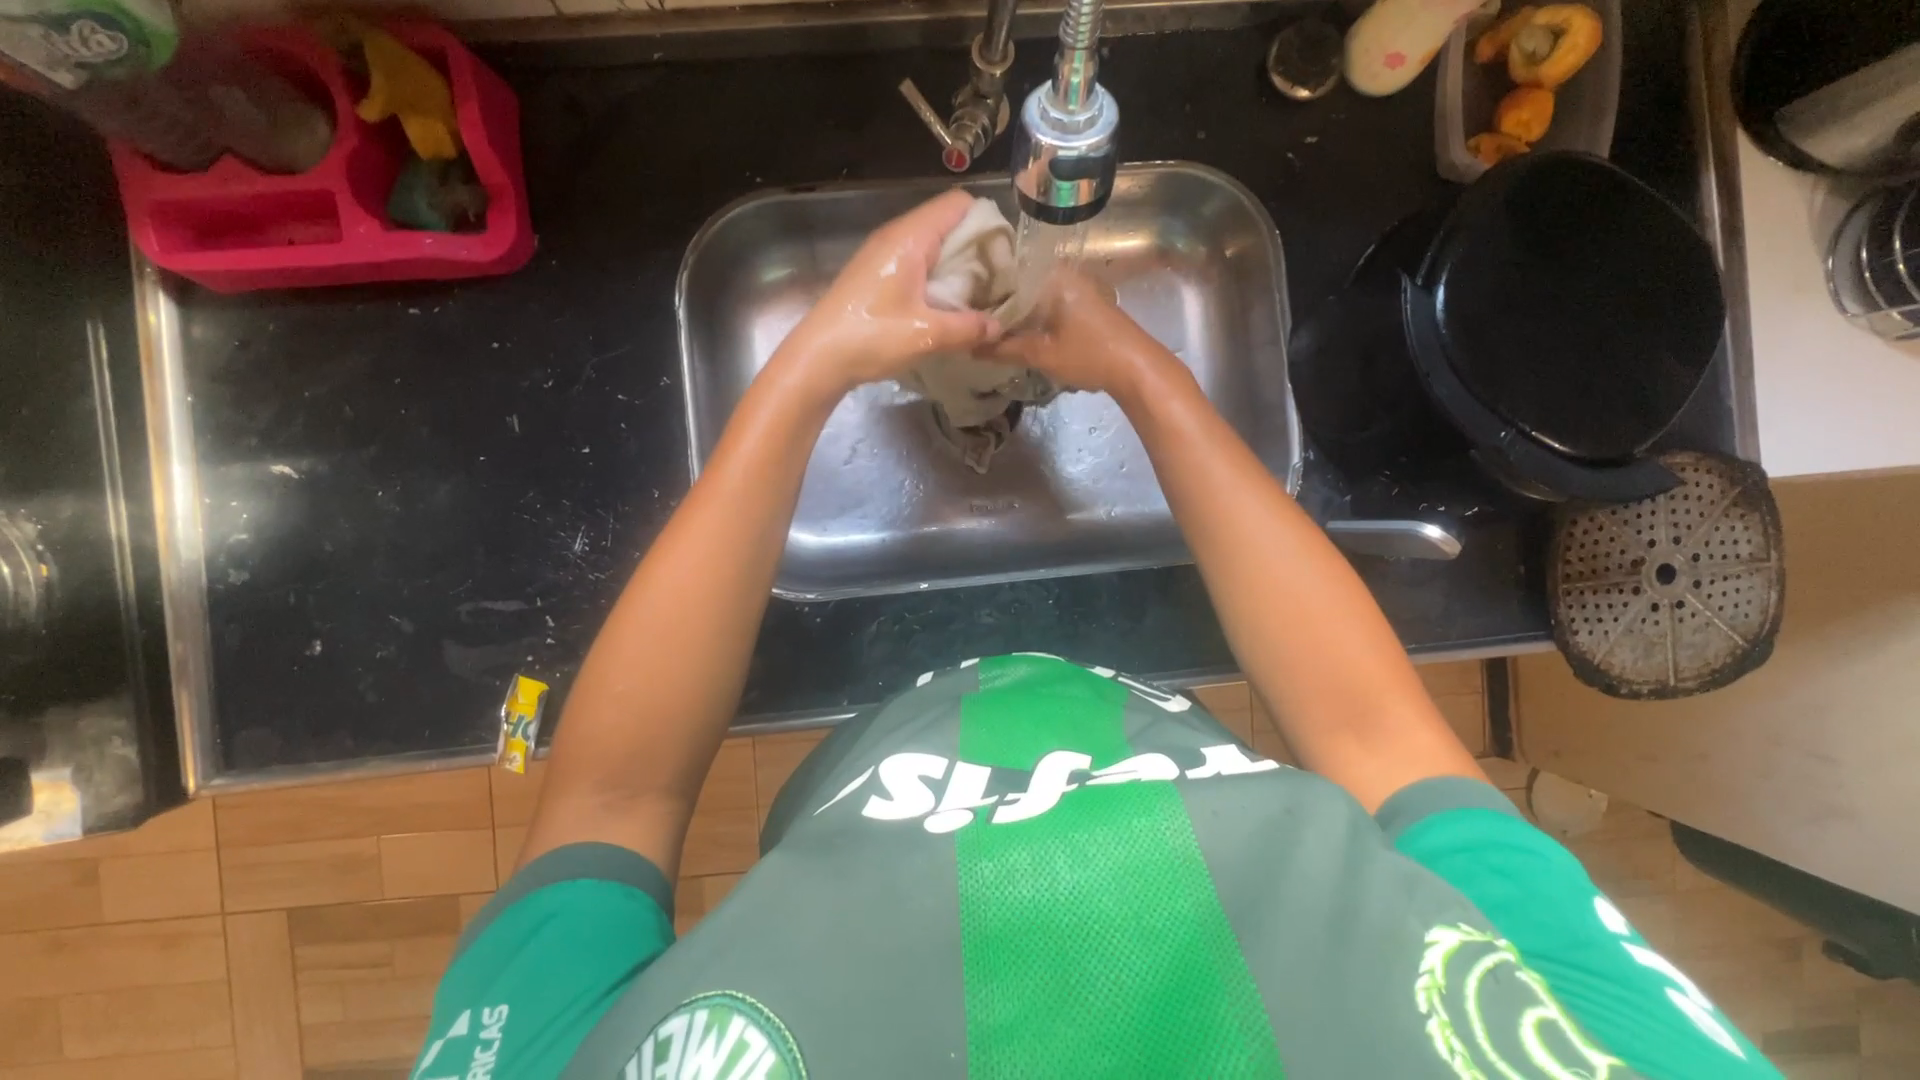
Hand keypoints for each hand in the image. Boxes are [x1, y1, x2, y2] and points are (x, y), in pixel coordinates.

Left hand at [775, 190, 1002, 396]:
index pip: (959, 204)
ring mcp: (883, 254)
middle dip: (977, 248)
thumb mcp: (927, 335)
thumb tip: (998, 327)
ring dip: (957, 266)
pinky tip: (945, 307)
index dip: (987, 222)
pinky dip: (937, 277)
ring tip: (976, 298)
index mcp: (910, 238)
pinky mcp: (876, 274)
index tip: (1005, 256)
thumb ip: (968, 328)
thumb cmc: (871, 338)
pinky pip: (917, 262)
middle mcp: (896, 236)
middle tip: (997, 282)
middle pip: (948, 223)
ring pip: (932, 244)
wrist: (817, 359)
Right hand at [988, 270, 1179, 398]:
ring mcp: (1077, 288)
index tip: (963, 300)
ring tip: (989, 325)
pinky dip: (1033, 315)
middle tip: (971, 316)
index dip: (984, 285)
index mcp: (1053, 275)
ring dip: (1016, 310)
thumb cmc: (1089, 355)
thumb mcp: (1041, 354)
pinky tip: (1019, 331)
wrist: (1137, 368)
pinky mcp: (1085, 305)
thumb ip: (1003, 349)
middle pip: (1021, 283)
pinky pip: (1049, 303)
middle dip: (998, 300)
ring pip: (1035, 295)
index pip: (1007, 270)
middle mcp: (1065, 274)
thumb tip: (970, 348)